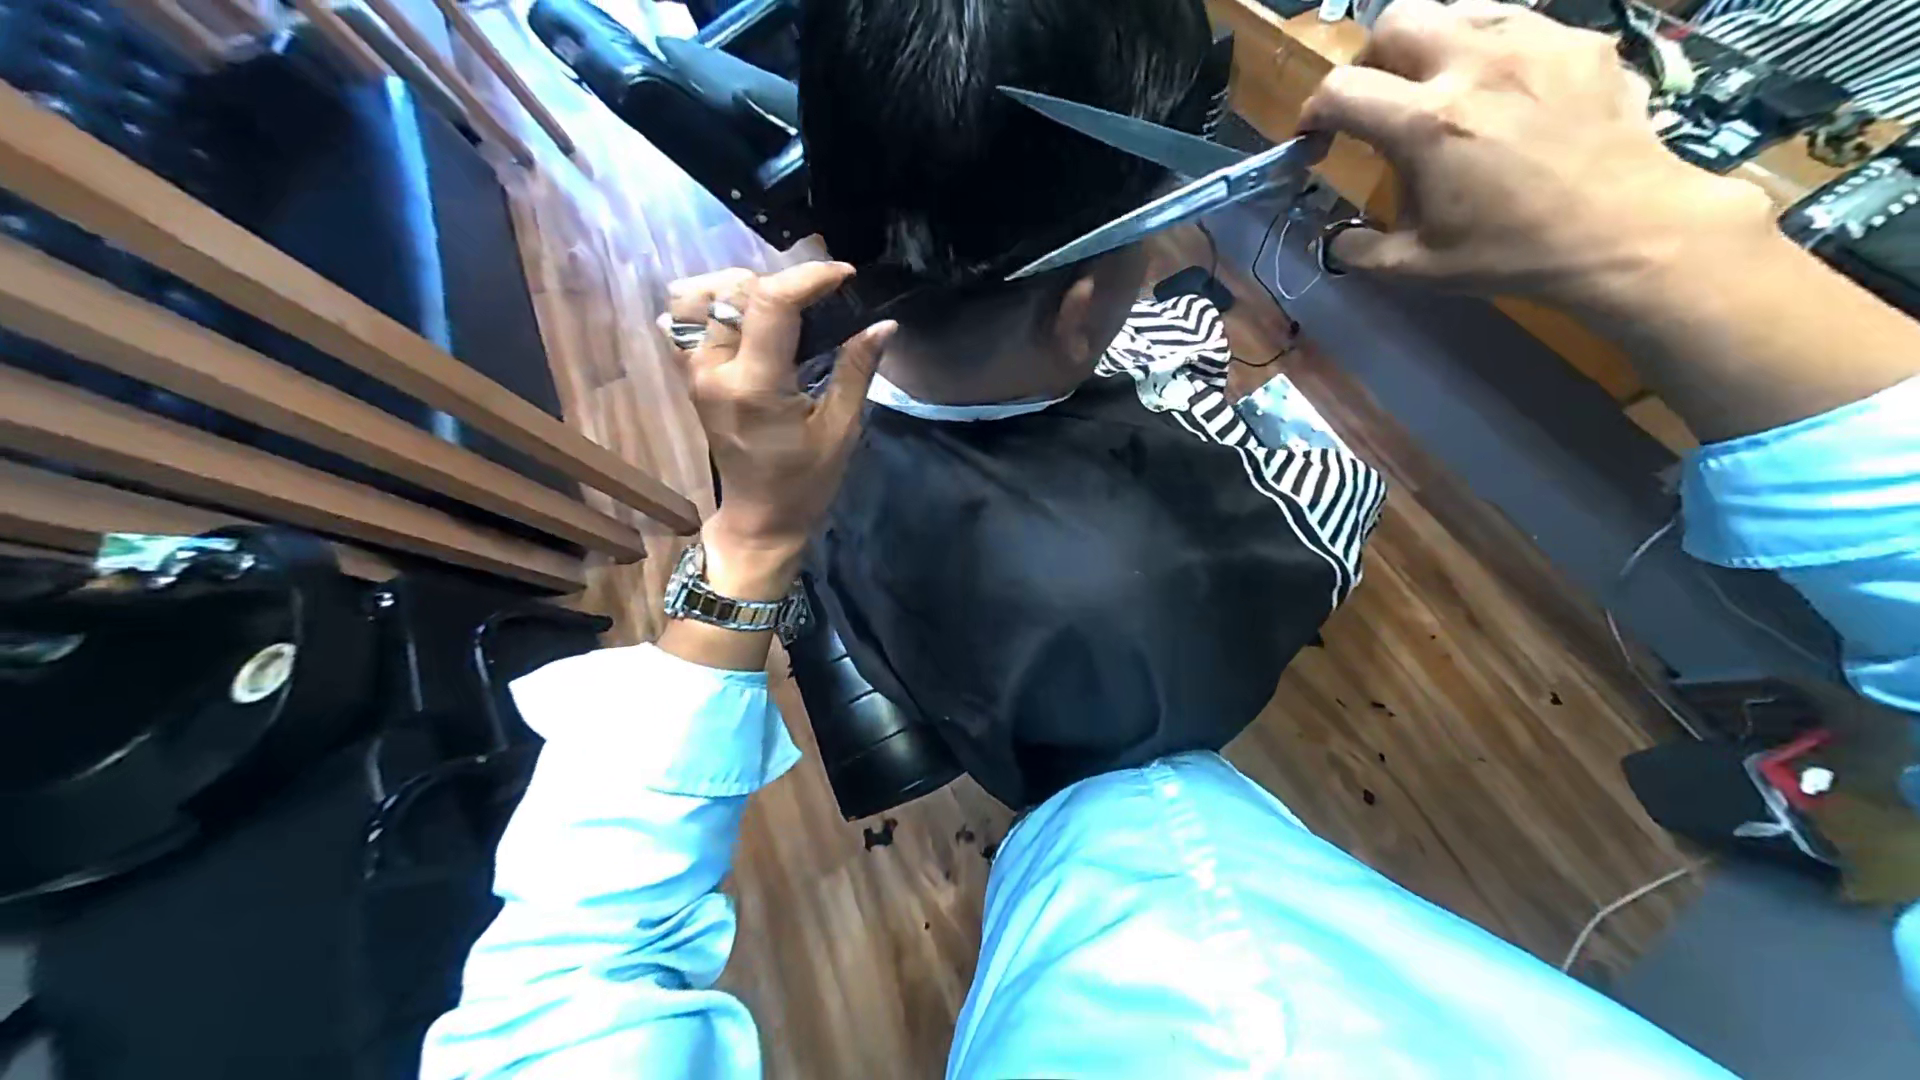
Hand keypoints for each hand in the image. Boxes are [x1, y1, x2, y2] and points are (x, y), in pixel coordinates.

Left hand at [662, 261, 895, 601]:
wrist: (760, 518)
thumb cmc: (805, 483)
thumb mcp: (840, 430)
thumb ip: (856, 370)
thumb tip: (884, 324)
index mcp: (755, 386)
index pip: (771, 303)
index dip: (809, 277)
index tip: (843, 275)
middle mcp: (714, 371)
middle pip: (731, 290)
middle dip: (779, 281)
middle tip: (815, 298)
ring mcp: (693, 373)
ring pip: (696, 297)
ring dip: (737, 287)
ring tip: (775, 303)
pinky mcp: (689, 378)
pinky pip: (682, 323)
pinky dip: (709, 306)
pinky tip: (742, 319)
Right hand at [1300, 0, 1775, 306]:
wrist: (1621, 230)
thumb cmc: (1505, 252)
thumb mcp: (1411, 266)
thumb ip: (1357, 247)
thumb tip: (1338, 236)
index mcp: (1427, 124)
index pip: (1342, 90)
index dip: (1313, 113)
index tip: (1314, 139)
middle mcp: (1475, 64)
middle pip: (1396, 21)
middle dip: (1368, 62)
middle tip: (1374, 103)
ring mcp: (1534, 43)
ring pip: (1456, 9)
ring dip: (1428, 48)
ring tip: (1434, 91)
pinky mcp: (1578, 41)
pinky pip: (1514, 23)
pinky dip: (1485, 50)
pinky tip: (1493, 92)